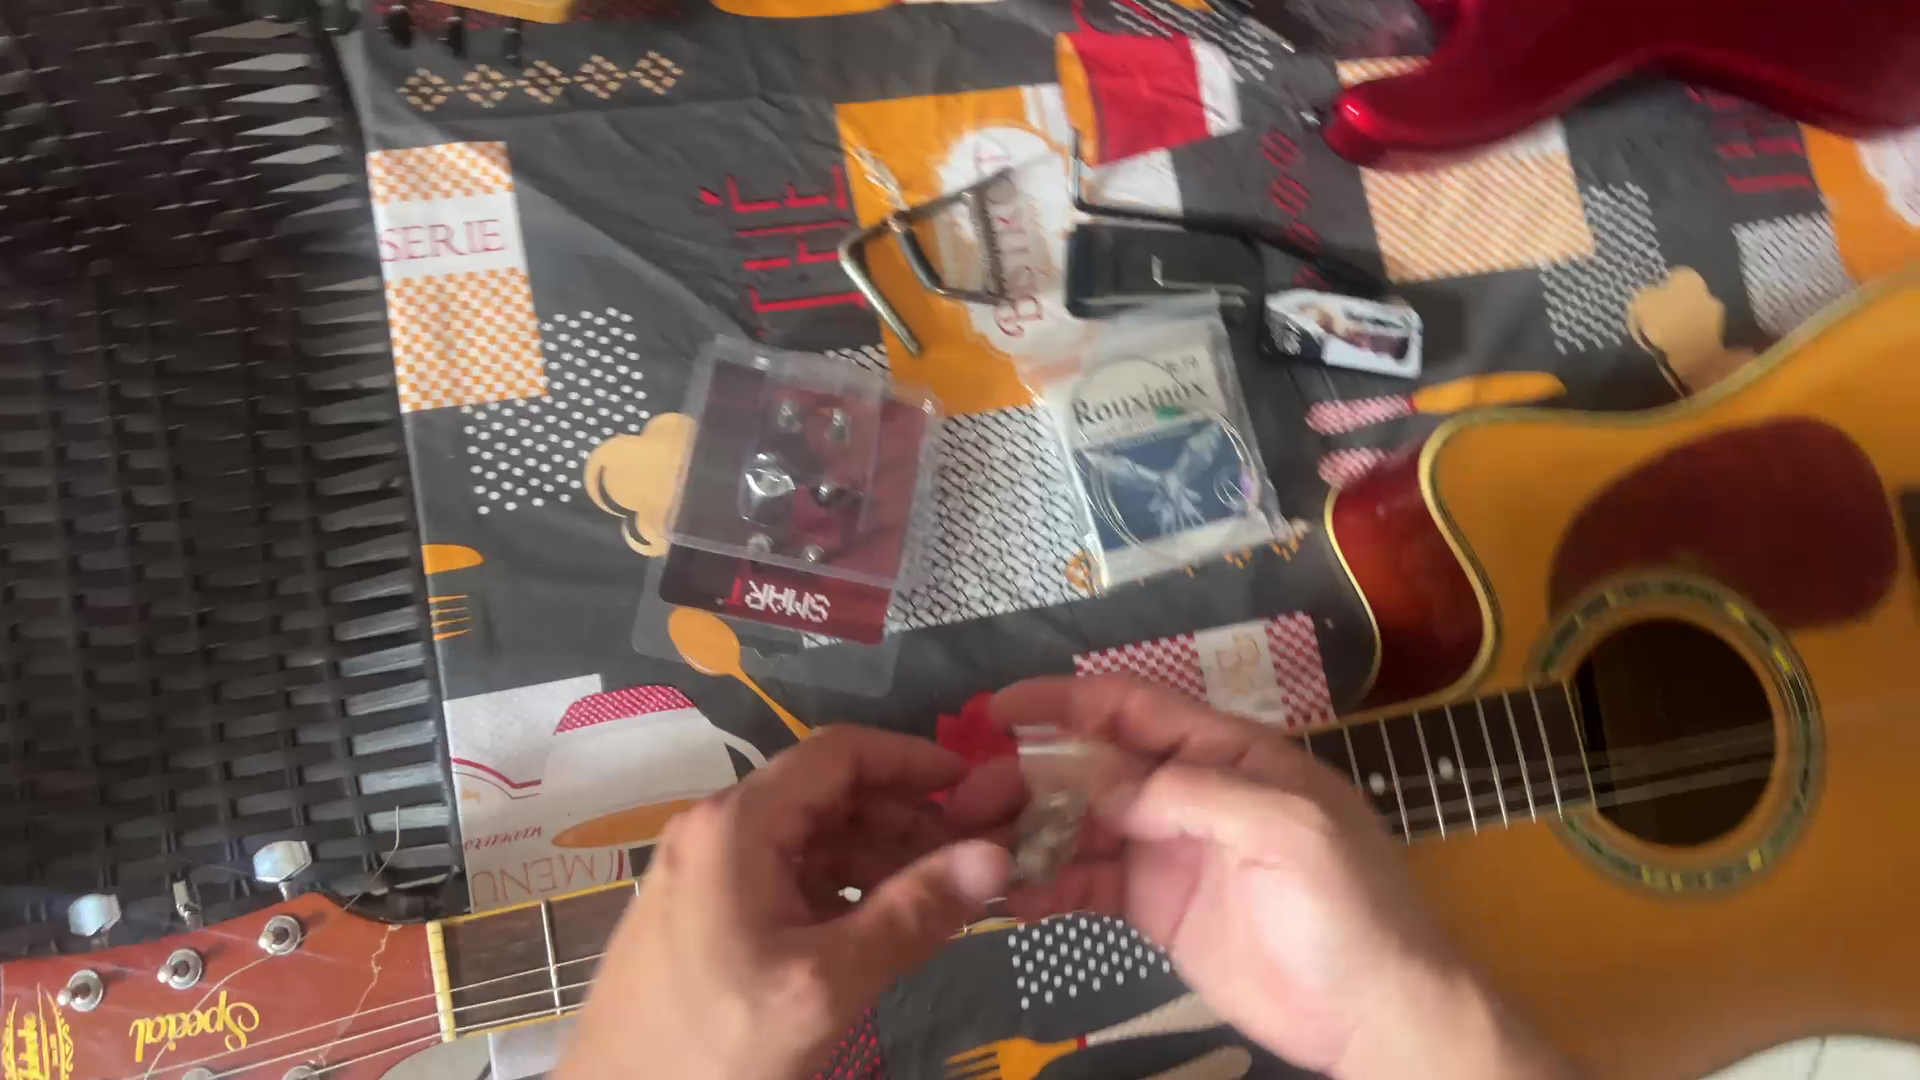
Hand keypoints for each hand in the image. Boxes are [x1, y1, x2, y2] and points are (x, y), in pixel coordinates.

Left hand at [556, 725, 1019, 1079]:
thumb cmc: (712, 1052)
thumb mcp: (825, 986)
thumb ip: (914, 914)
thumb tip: (998, 854)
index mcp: (740, 822)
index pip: (840, 753)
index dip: (910, 759)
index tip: (970, 784)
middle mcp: (721, 824)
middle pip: (830, 791)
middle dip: (903, 814)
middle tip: (967, 851)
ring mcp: (711, 863)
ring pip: (814, 832)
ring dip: (879, 851)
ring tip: (935, 891)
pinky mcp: (711, 902)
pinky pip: (792, 870)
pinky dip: (844, 882)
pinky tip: (880, 916)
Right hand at [990, 676, 1571, 1079]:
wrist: (1377, 1021)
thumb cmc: (1347, 907)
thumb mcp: (1284, 828)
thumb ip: (1190, 793)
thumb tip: (1096, 783)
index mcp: (1217, 752)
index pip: (1128, 708)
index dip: (1063, 701)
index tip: (999, 709)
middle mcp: (1179, 789)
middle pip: (1088, 766)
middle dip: (1027, 774)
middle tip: (968, 798)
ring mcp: (1161, 846)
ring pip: (1077, 823)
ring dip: (1025, 830)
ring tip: (973, 846)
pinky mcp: (1149, 902)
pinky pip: (1086, 882)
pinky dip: (1045, 884)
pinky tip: (1011, 895)